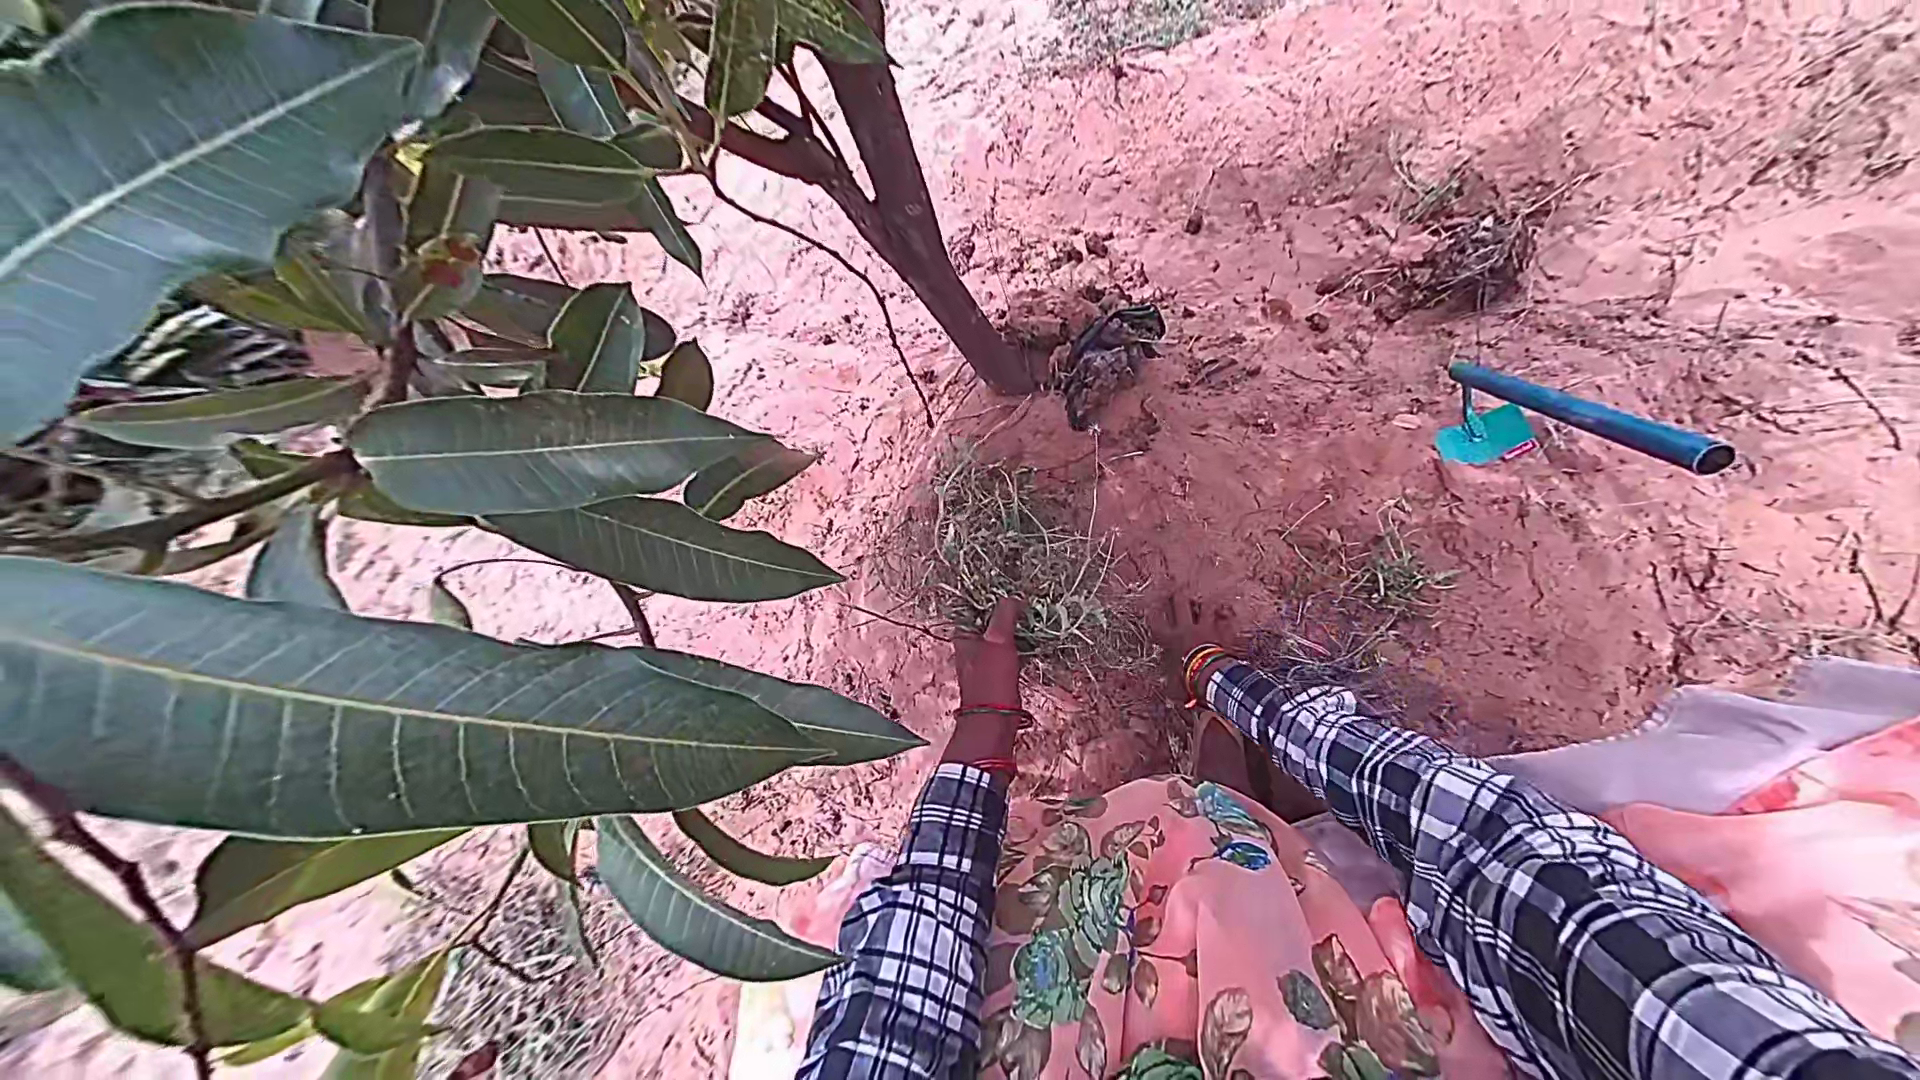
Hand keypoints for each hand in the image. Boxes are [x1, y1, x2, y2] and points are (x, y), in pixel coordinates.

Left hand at [954, 597, 1023, 707]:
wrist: (995, 720)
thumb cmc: (991, 681)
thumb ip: (1004, 616)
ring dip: (1014, 629)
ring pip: (999, 637)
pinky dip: (1018, 644)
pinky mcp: (996, 674)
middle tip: (1024, 604)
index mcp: (963, 636)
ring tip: (1031, 619)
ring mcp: (983, 661)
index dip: (991, 599)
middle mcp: (970, 647)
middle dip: (1005, 613)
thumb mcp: (998, 641)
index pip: (974, 608)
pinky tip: (1031, 642)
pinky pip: (1008, 651)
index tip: (1010, 592)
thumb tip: (1013, 598)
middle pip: (988, 622)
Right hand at [1148, 593, 1233, 701]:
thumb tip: (1173, 700)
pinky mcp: (1222, 631)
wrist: (1211, 673)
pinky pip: (1225, 619)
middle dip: (1176, 596)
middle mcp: (1185, 629)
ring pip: (1203, 608)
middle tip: (1175, 585)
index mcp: (1170, 639)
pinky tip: (1228, 610)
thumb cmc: (1188, 678)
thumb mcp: (1175, 686)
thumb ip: (1173, 686)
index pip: (1157, 622)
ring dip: (1204, 602)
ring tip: (1204, 595)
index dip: (1153, 613)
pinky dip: (1227, 614)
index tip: (1150, 606)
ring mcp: (1205, 628)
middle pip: (1179, 606)